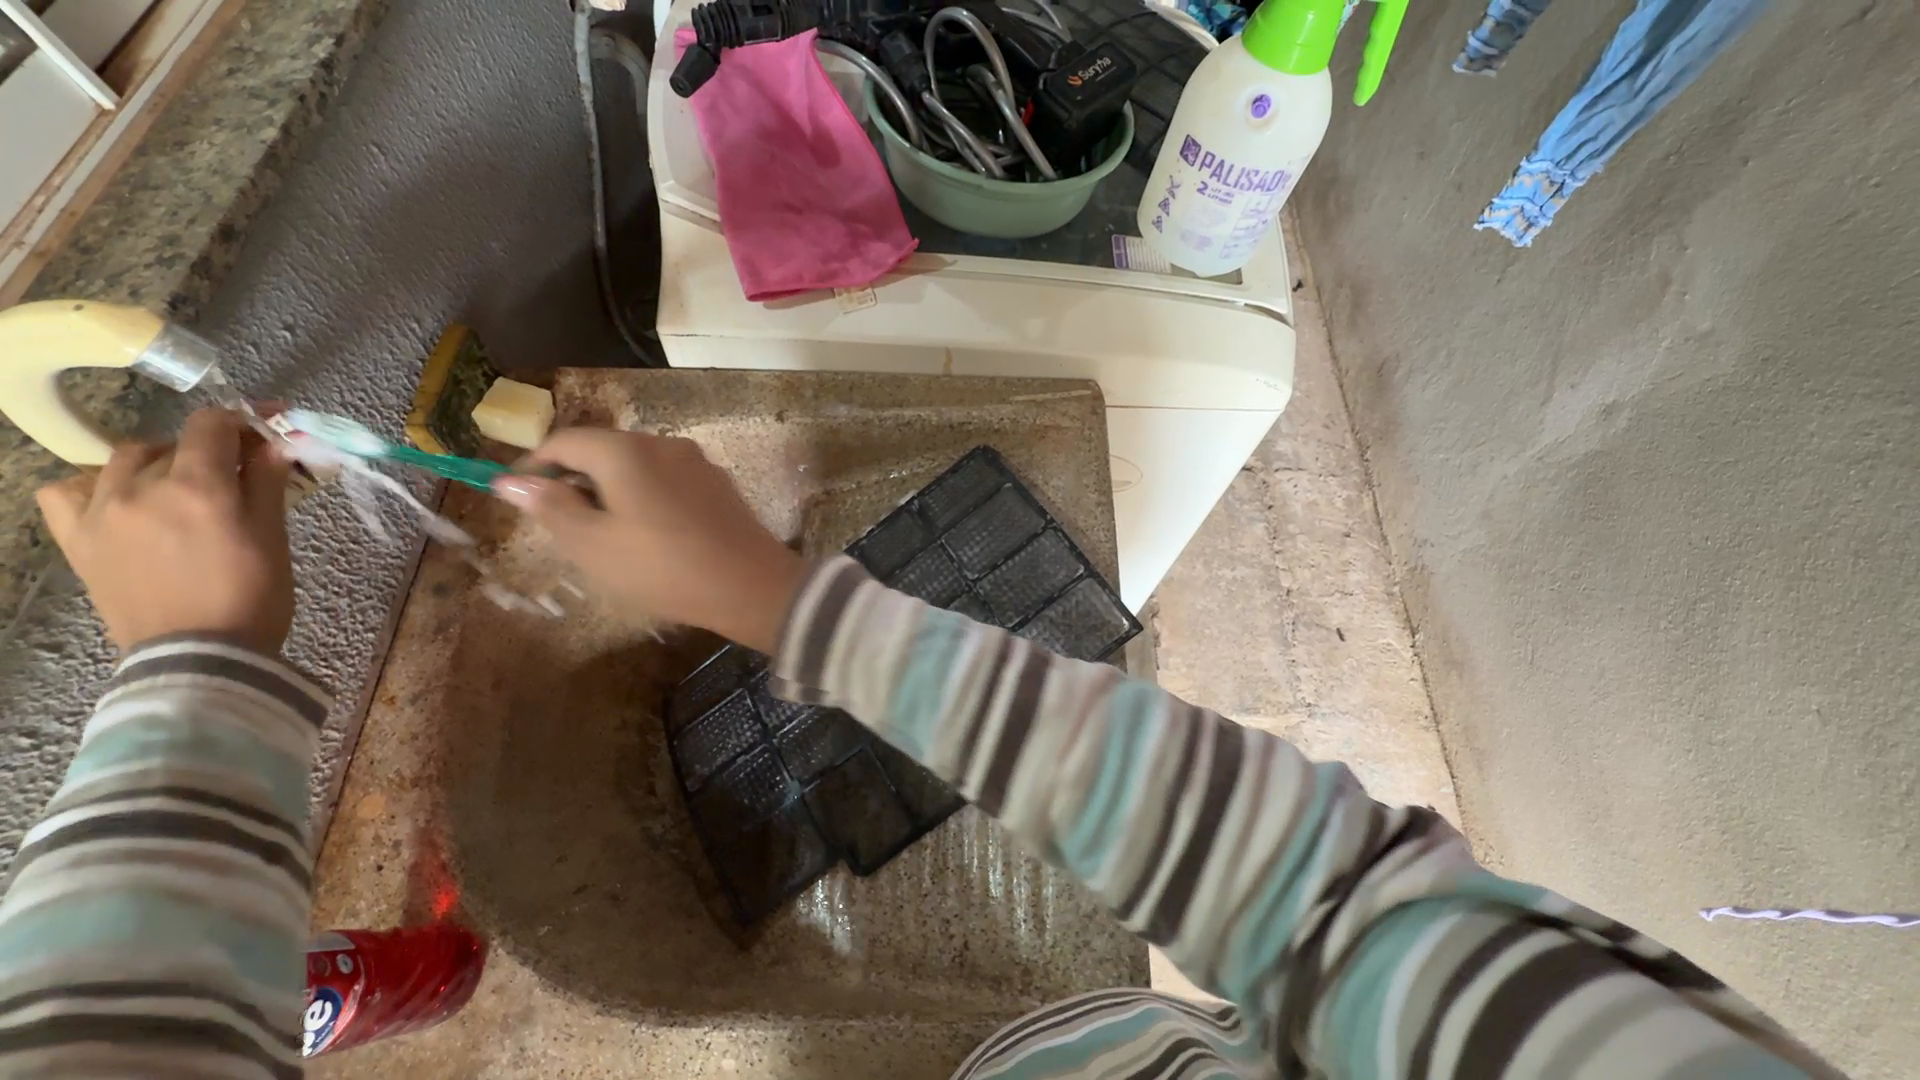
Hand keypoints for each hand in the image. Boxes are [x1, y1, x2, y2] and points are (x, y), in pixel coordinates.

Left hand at [36, 407, 295, 654]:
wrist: (199, 655)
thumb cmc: (253, 596)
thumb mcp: (273, 537)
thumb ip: (267, 483)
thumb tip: (273, 444)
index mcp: (199, 487)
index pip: (213, 425)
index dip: (244, 417)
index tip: (270, 425)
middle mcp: (142, 488)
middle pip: (174, 442)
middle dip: (210, 447)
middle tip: (239, 468)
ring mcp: (101, 512)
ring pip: (125, 460)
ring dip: (159, 462)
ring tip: (182, 486)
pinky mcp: (77, 538)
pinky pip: (67, 490)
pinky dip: (94, 485)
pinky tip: (121, 500)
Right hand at [492, 430, 805, 652]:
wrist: (751, 586)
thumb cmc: (662, 568)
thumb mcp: (593, 544)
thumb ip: (550, 507)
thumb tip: (509, 481)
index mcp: (626, 450)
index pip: (565, 441)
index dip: (534, 464)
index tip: (515, 494)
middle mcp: (663, 443)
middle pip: (604, 449)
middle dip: (575, 478)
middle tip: (559, 521)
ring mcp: (697, 462)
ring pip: (638, 465)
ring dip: (611, 488)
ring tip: (603, 532)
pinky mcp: (719, 484)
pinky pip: (668, 480)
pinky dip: (645, 496)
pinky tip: (649, 533)